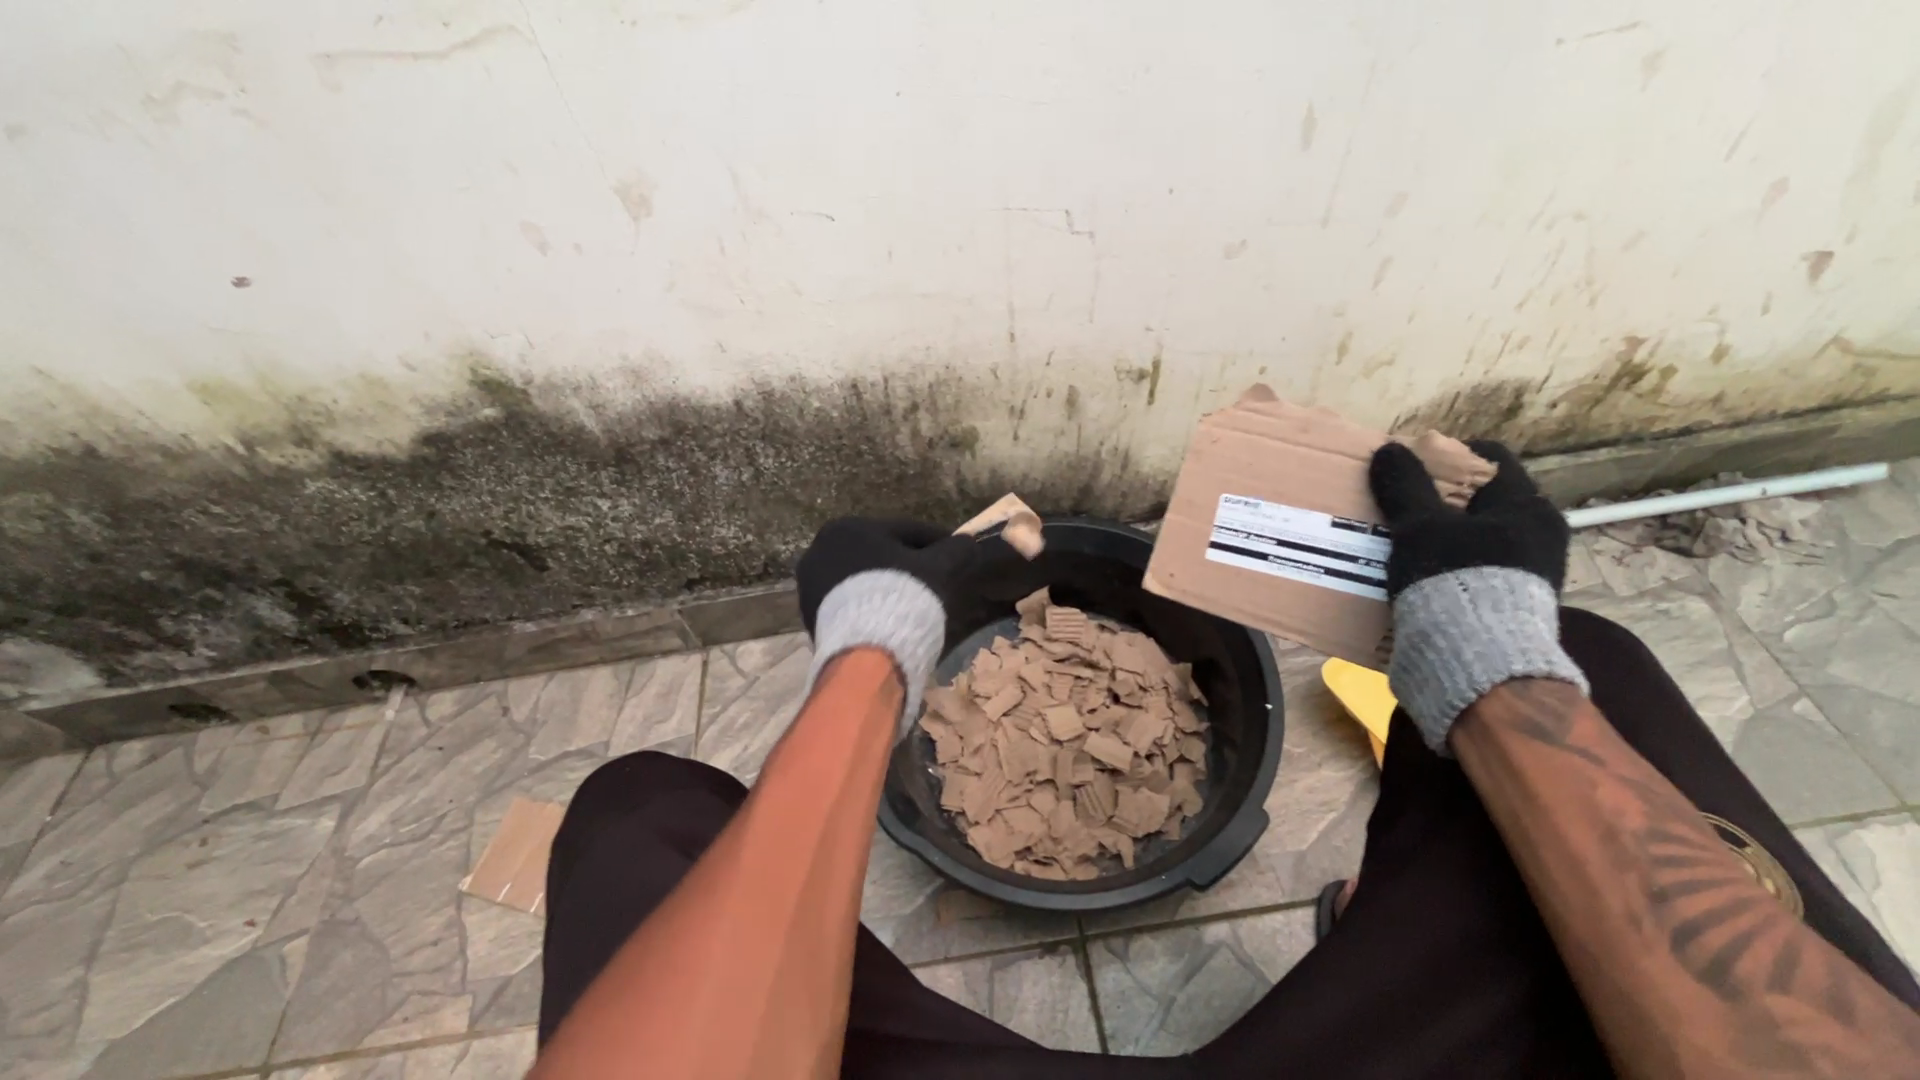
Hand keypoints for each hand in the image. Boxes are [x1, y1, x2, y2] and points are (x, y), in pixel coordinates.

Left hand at [795, 518, 998, 730]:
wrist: (866, 652)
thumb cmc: (902, 597)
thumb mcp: (940, 569)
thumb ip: (956, 550)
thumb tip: (968, 542)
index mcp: (849, 527)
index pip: (906, 530)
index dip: (938, 542)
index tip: (957, 554)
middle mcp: (820, 549)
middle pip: (880, 555)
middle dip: (908, 566)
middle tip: (936, 581)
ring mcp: (810, 584)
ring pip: (862, 580)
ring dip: (887, 587)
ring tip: (914, 604)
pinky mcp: (808, 616)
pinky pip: (850, 604)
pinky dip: (870, 607)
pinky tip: (891, 621)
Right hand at [1368, 441, 1586, 752]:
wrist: (1478, 665)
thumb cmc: (1456, 582)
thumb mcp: (1420, 527)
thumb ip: (1405, 487)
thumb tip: (1389, 450)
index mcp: (1528, 508)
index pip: (1490, 458)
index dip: (1448, 455)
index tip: (1410, 466)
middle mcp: (1539, 537)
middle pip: (1481, 500)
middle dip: (1437, 499)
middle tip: (1396, 504)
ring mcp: (1529, 576)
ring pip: (1475, 538)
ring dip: (1438, 536)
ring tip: (1398, 542)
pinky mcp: (1510, 609)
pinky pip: (1473, 573)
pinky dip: (1444, 568)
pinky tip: (1413, 577)